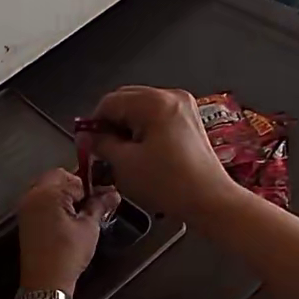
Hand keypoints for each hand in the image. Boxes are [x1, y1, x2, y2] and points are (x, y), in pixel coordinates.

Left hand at [17, 168, 119, 297]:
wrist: (46, 283)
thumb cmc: (68, 253)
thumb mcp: (89, 228)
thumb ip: (99, 206)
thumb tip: (113, 193)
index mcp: (47, 193)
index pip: (73, 177)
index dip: (90, 186)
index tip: (102, 197)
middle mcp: (32, 196)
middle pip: (56, 178)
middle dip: (75, 187)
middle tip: (91, 204)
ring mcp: (26, 208)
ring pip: (47, 190)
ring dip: (64, 195)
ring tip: (80, 213)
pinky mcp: (25, 221)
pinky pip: (41, 202)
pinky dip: (54, 205)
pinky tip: (67, 221)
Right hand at [86, 86, 246, 221]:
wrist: (210, 201)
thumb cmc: (171, 185)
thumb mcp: (125, 164)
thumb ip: (101, 144)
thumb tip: (88, 135)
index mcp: (154, 103)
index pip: (109, 102)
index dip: (93, 124)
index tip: (87, 143)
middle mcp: (171, 97)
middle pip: (126, 101)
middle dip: (111, 125)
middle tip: (103, 151)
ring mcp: (183, 108)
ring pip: (141, 110)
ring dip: (127, 129)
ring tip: (124, 157)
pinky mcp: (189, 122)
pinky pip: (157, 118)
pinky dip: (144, 132)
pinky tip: (142, 155)